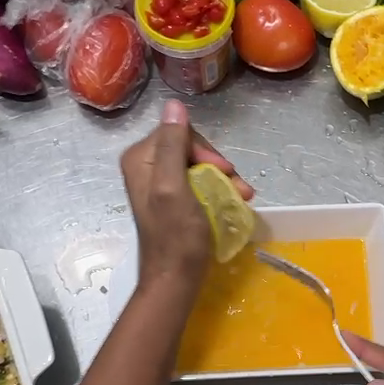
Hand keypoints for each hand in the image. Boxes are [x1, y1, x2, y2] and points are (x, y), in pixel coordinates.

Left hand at [119, 100, 253, 291]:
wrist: (176, 280)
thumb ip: (171, 146)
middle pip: (189, 147)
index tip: (224, 172)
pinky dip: (217, 189)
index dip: (205, 150)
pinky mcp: (172, 201)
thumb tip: (173, 105)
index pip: (178, 131)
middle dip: (217, 165)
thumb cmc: (177, 238)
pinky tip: (233, 201)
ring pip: (197, 165)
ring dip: (223, 178)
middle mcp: (145, 167)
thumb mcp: (173, 188)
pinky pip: (197, 182)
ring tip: (243, 196)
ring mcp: (159, 184)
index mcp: (140, 158)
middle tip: (238, 186)